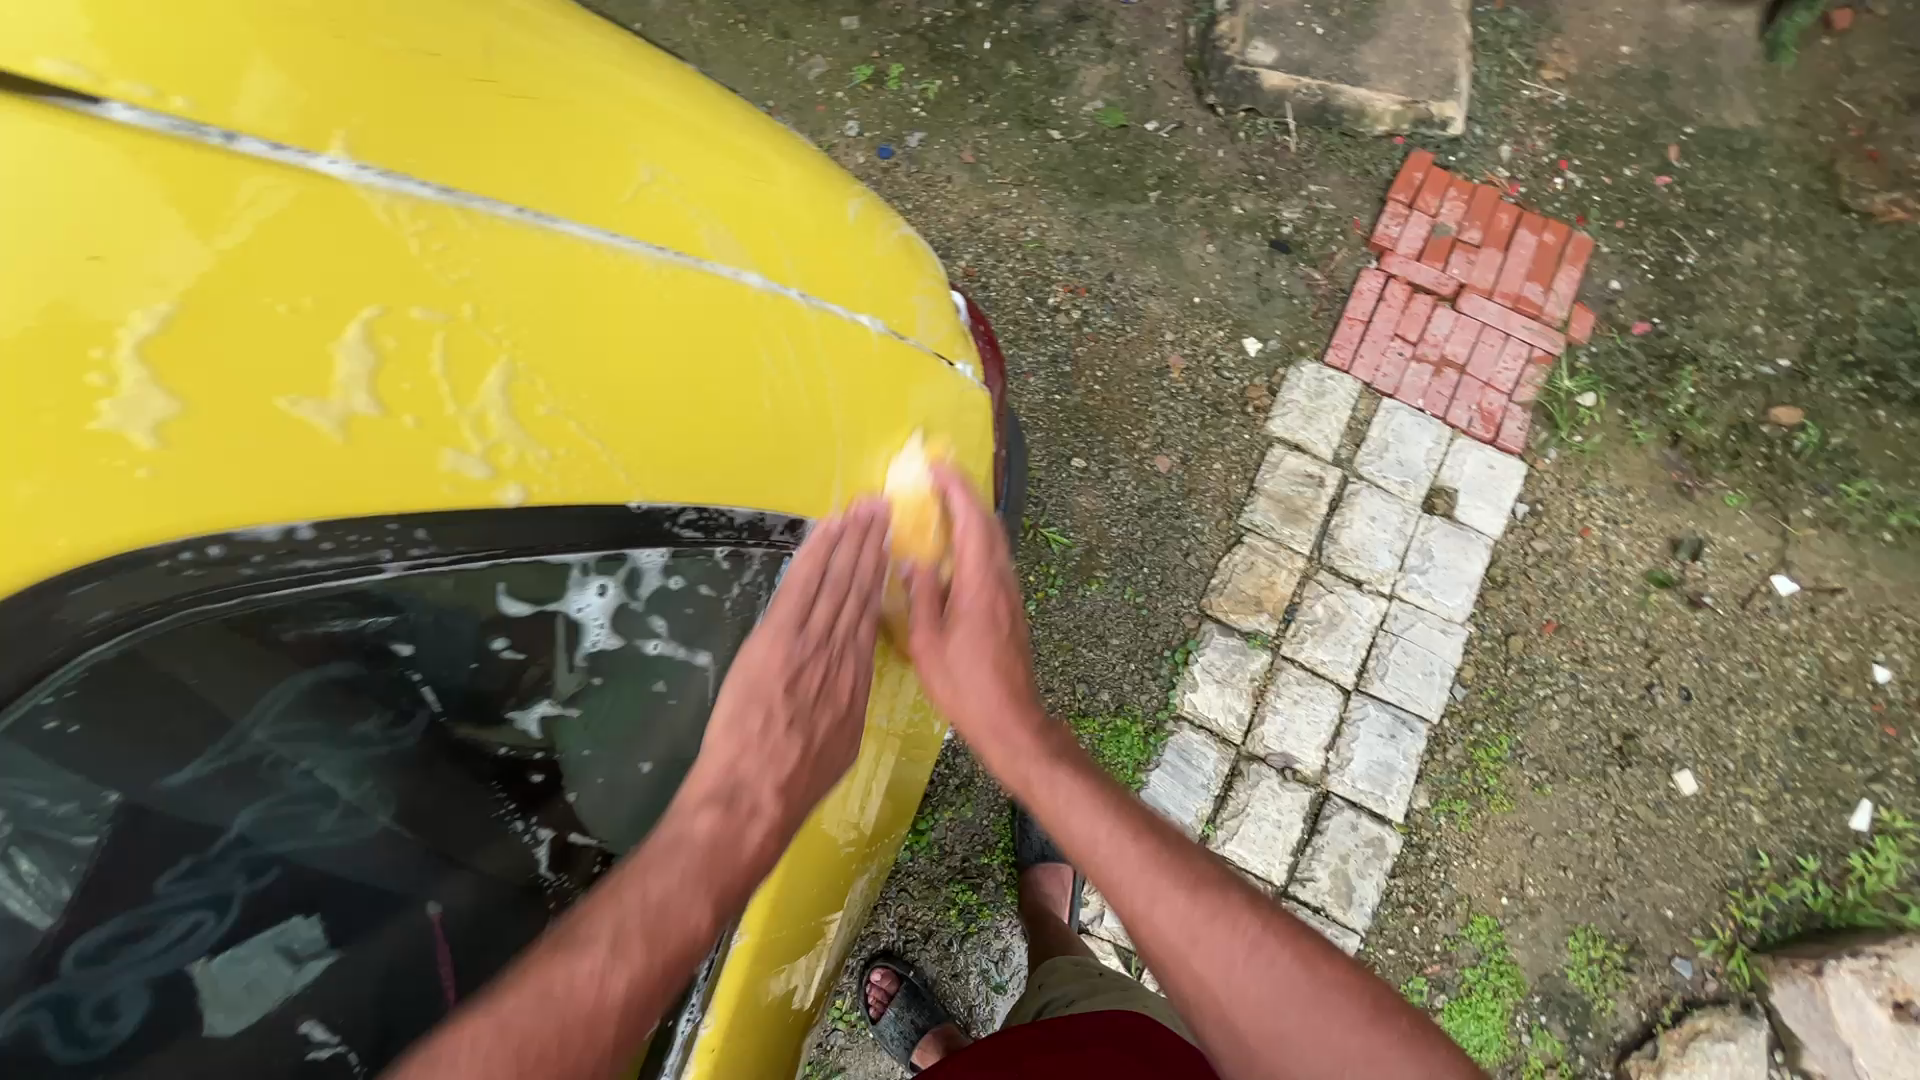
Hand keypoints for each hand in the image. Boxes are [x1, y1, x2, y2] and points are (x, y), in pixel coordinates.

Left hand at [689, 499, 889, 837]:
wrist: (757, 793)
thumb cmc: (797, 780)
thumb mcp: (843, 744)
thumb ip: (849, 704)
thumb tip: (851, 682)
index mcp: (858, 679)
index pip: (870, 615)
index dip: (878, 577)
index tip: (886, 547)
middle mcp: (841, 652)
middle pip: (858, 589)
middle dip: (870, 546)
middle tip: (881, 508)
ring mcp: (809, 643)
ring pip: (835, 582)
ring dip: (849, 540)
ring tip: (862, 508)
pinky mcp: (777, 639)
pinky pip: (801, 587)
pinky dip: (815, 554)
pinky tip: (827, 529)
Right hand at [903, 466, 1050, 761]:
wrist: (1012, 720)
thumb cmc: (965, 685)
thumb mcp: (928, 644)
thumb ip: (920, 598)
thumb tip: (913, 562)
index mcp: (979, 583)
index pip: (971, 520)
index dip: (956, 487)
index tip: (936, 466)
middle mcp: (1001, 580)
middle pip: (989, 524)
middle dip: (965, 495)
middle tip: (937, 480)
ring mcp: (1011, 594)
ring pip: (995, 542)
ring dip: (972, 518)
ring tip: (942, 509)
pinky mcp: (1012, 608)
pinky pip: (994, 560)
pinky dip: (976, 542)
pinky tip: (955, 554)